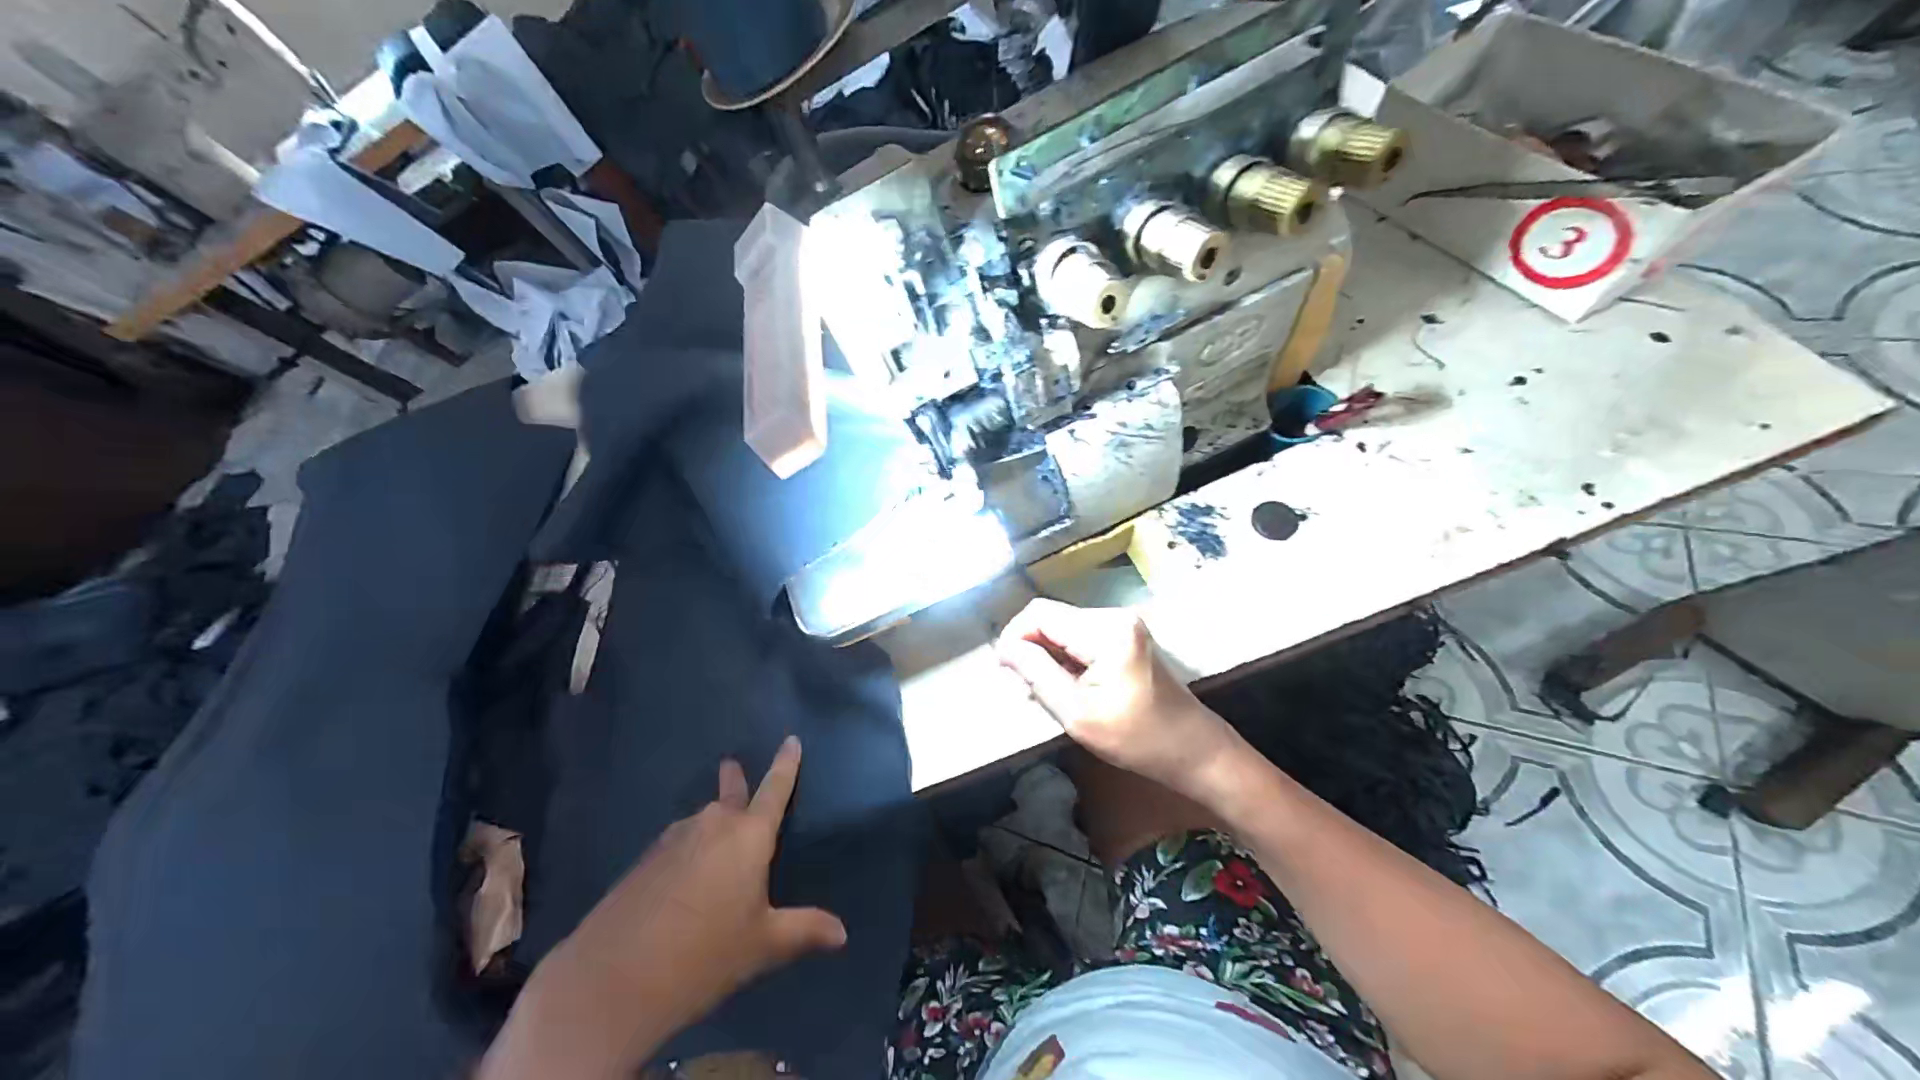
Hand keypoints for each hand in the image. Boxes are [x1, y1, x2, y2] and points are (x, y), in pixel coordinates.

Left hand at [482, 737, 843, 1078]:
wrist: (612, 981)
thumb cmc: (705, 955)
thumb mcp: (763, 946)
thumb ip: (805, 931)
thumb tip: (843, 933)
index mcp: (748, 836)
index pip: (775, 789)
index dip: (786, 764)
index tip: (791, 739)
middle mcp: (712, 826)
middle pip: (729, 795)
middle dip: (735, 781)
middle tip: (732, 768)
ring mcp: (672, 841)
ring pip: (700, 823)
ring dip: (710, 826)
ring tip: (714, 847)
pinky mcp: (642, 862)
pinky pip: (676, 846)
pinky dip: (687, 852)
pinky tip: (683, 880)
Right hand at [995, 599, 1242, 798]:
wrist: (1194, 751)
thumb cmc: (1137, 738)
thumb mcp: (1076, 713)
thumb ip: (1036, 673)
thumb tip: (1005, 648)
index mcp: (1104, 630)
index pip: (1039, 613)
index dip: (1014, 637)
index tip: (1006, 672)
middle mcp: (1114, 617)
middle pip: (1051, 618)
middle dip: (1030, 648)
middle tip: (1024, 688)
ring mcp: (1122, 625)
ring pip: (1063, 628)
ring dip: (1046, 655)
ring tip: (1044, 691)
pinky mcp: (1126, 638)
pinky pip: (1080, 638)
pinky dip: (1065, 658)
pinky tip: (1066, 687)